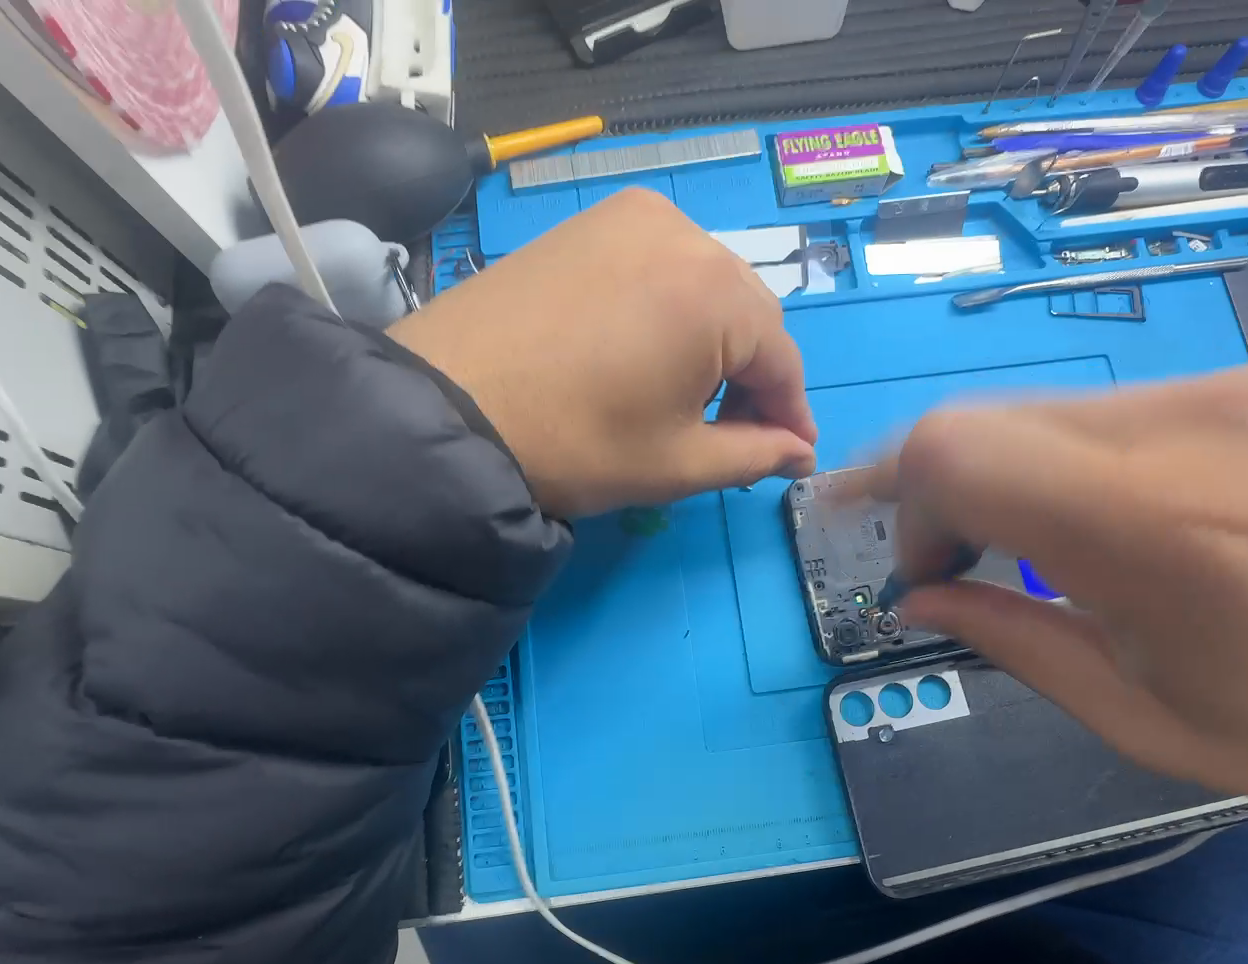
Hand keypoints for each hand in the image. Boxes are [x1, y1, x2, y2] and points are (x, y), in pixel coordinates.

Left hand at [387, 188, 816, 518]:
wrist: (446, 409)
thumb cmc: (574, 444)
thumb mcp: (676, 462)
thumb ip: (755, 454)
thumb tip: (801, 452)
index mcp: (717, 292)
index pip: (782, 357)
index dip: (790, 412)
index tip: (792, 454)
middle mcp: (684, 234)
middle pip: (747, 315)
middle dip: (750, 376)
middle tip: (736, 434)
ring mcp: (630, 218)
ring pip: (704, 286)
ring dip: (711, 343)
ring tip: (687, 399)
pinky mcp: (588, 222)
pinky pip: (658, 265)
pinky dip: (669, 309)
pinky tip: (646, 353)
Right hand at [867, 363, 1247, 856]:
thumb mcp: (1159, 724)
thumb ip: (1015, 643)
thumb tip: (918, 600)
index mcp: (1157, 530)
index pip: (951, 452)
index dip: (896, 500)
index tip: (911, 567)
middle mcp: (1187, 425)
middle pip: (981, 419)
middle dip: (933, 491)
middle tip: (944, 563)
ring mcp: (1234, 387)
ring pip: (1043, 410)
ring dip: (1004, 476)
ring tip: (1030, 549)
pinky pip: (1116, 409)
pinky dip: (1071, 460)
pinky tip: (1117, 520)